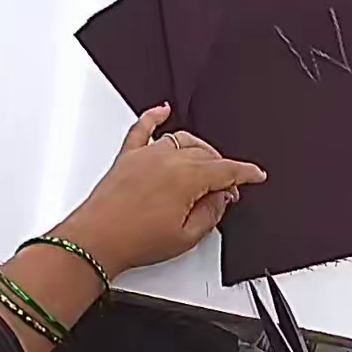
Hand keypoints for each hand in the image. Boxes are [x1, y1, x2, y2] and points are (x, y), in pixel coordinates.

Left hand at [49, 103, 266, 276]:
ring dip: (200, 150)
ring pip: (183, 140)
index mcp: (186, 177)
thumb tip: (222, 198)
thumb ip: (211, 213)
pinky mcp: (128, 156)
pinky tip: (162, 110)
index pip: (226, 170)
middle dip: (222, 169)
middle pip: (207, 155)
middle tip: (226, 190)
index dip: (245, 173)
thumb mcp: (186, 236)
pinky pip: (142, 127)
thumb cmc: (134, 240)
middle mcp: (167, 159)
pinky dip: (154, 116)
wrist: (96, 241)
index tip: (255, 175)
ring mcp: (146, 154)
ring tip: (207, 166)